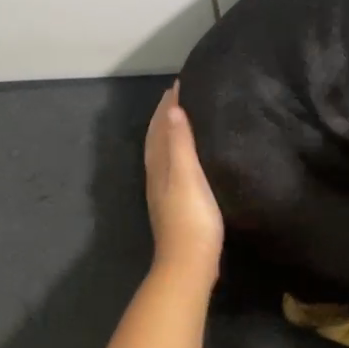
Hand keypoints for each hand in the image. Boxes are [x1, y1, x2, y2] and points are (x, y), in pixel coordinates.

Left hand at [144, 84, 222, 280]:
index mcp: (158, 166)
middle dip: (165, 117)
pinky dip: (177, 154)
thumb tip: (172, 108)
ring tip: (183, 120)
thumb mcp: (187, 176)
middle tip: (178, 97)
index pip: (159, 127)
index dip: (167, 106)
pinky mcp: (175, 206)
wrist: (189, 263)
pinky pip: (172, 168)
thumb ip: (180, 143)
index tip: (179, 84)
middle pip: (156, 139)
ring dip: (169, 134)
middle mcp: (156, 176)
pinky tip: (188, 160)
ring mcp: (164, 193)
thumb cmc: (192, 218)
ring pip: (162, 154)